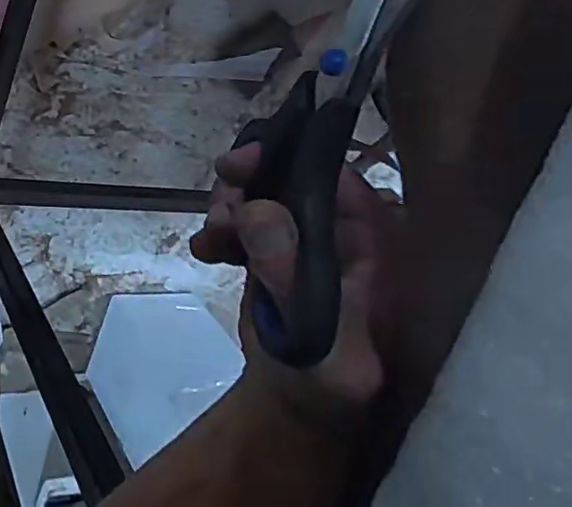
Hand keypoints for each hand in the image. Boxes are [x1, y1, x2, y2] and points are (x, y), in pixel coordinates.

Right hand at [191, 141, 392, 428]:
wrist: (290, 410)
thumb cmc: (320, 384)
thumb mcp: (316, 344)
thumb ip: (289, 279)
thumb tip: (257, 209)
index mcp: (367, 251)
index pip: (339, 184)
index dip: (295, 161)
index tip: (247, 161)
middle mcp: (337, 237)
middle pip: (293, 180)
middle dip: (251, 177)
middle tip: (221, 193)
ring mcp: (301, 242)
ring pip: (263, 195)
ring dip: (229, 204)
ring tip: (213, 235)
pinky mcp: (271, 252)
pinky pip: (242, 221)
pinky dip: (218, 228)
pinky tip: (204, 250)